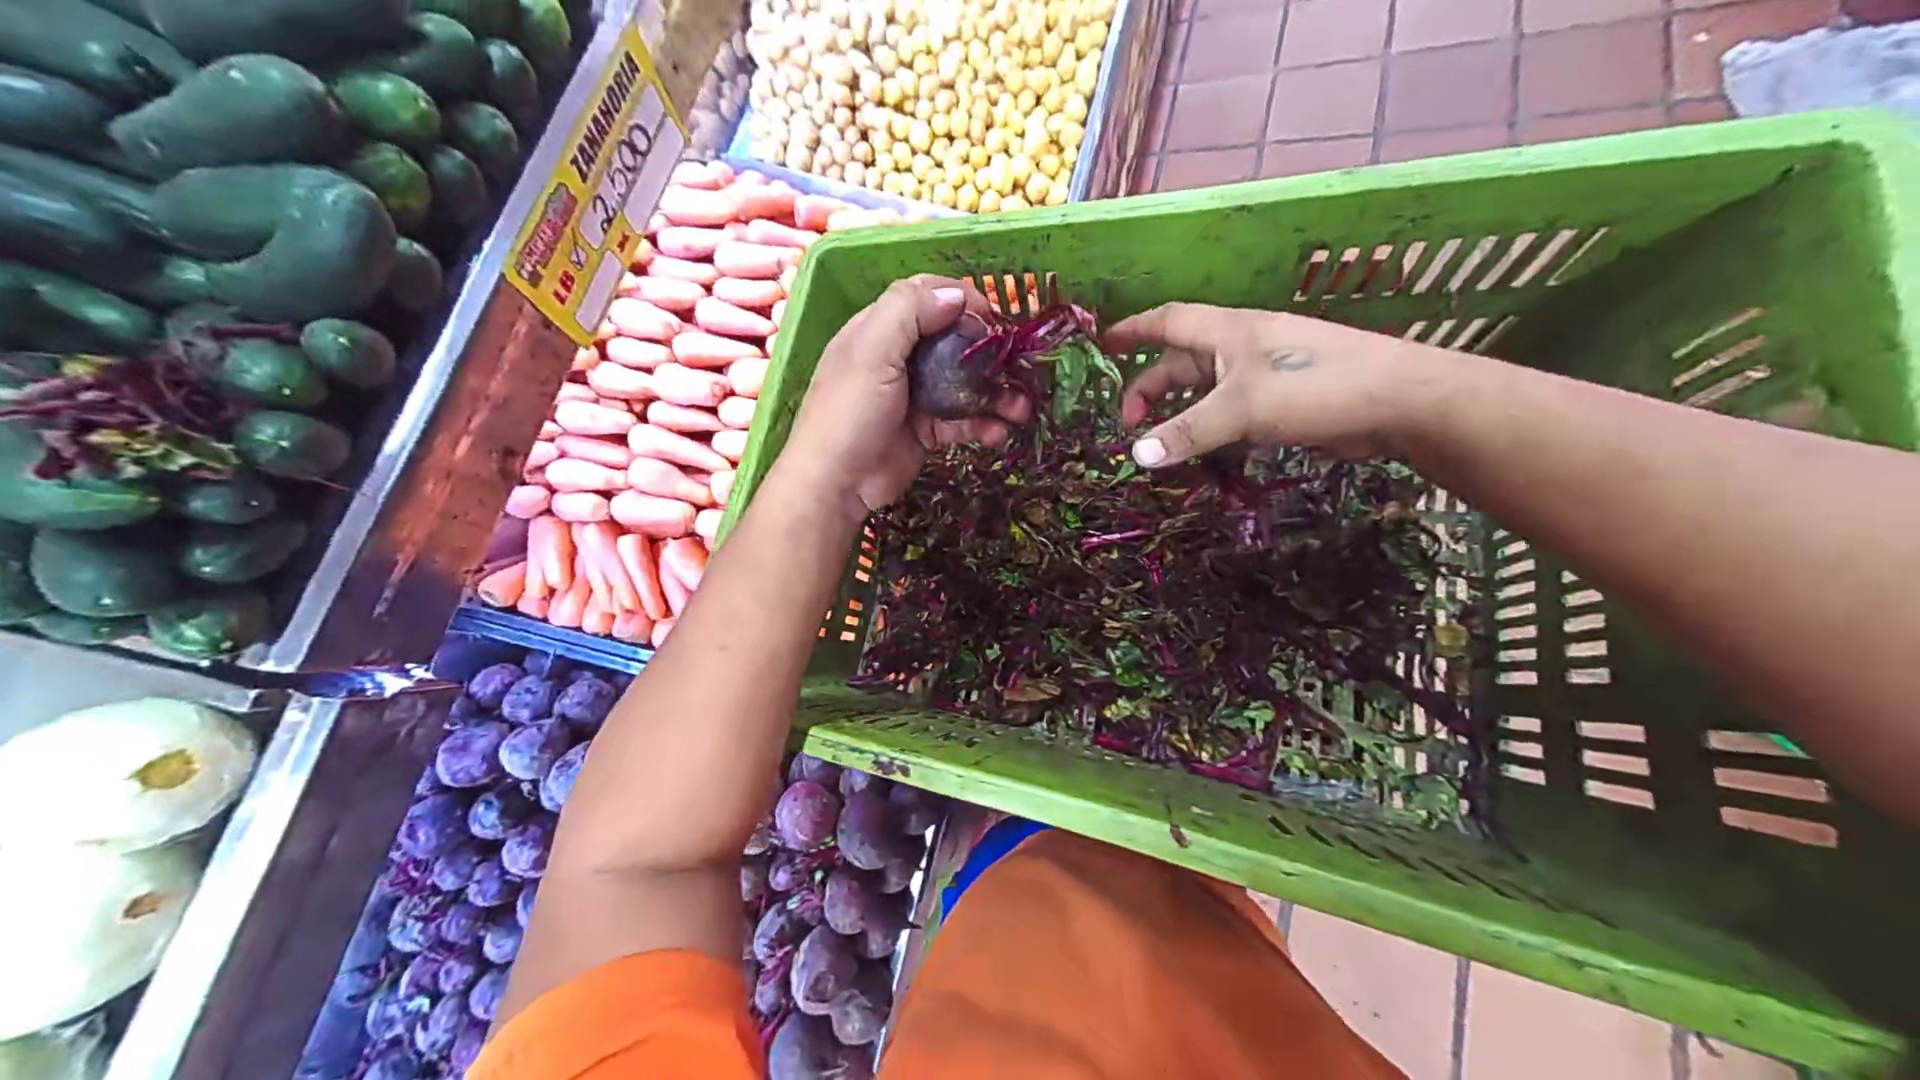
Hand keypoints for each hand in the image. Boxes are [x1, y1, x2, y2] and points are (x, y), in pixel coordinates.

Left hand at [778, 274, 1030, 519]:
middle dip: (988, 350)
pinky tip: (998, 433)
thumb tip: (955, 296)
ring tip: (1021, 408)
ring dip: (996, 392)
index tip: (991, 319)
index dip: (960, 300)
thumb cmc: (849, 413)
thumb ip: (908, 313)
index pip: (925, 297)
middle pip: (952, 339)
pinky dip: (984, 424)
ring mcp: (915, 395)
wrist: (836, 484)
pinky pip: (963, 420)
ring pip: (964, 382)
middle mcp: (899, 357)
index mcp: (879, 330)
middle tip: (1015, 364)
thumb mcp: (871, 352)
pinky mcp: (927, 430)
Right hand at [1107, 303, 1438, 465]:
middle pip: (1181, 363)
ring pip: (1206, 393)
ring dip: (1179, 416)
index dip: (1134, 330)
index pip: (1168, 321)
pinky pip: (1231, 415)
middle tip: (1128, 424)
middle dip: (1150, 389)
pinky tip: (1204, 455)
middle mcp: (1242, 349)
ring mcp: (1263, 376)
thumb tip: (1136, 456)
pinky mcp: (1282, 403)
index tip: (1103, 344)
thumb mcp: (1241, 408)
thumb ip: (1187, 432)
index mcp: (1228, 332)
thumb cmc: (1315, 386)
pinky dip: (1210, 432)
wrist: (1401, 402)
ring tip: (1159, 446)